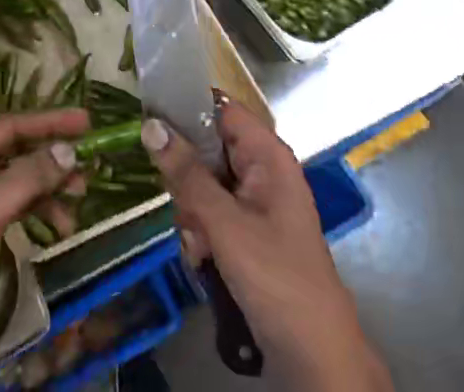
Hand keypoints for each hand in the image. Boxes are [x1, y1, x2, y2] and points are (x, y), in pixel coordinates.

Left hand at [0, 108, 89, 391]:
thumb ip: (29, 177)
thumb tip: (70, 151)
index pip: (11, 125)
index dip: (50, 121)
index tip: (87, 119)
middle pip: (21, 147)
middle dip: (55, 156)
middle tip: (91, 161)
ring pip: (27, 174)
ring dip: (54, 184)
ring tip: (81, 195)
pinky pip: (25, 199)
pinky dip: (46, 207)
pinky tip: (63, 225)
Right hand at [143, 101, 394, 391]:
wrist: (314, 354)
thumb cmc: (276, 277)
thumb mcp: (225, 223)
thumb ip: (186, 174)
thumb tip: (150, 124)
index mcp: (268, 155)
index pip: (221, 109)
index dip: (187, 109)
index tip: (150, 121)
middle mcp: (261, 171)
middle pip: (206, 149)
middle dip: (187, 181)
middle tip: (188, 211)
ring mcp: (254, 203)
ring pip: (202, 185)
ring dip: (192, 214)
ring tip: (201, 246)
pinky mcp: (247, 232)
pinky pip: (209, 215)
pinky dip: (201, 235)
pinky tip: (204, 260)